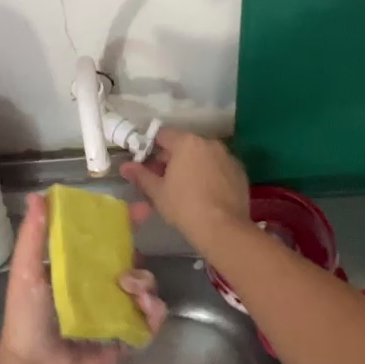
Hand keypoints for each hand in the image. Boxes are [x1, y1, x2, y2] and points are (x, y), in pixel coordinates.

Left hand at [0, 192, 167, 363]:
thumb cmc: (28, 318)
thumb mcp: (26, 272)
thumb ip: (34, 236)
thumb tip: (38, 195)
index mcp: (76, 268)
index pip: (104, 239)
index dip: (122, 223)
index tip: (140, 210)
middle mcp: (98, 286)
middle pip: (130, 260)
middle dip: (137, 254)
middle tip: (132, 258)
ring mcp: (115, 311)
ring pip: (144, 285)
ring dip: (144, 281)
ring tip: (129, 288)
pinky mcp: (127, 336)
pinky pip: (151, 318)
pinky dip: (154, 310)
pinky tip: (144, 307)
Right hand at [120, 127, 250, 250]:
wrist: (223, 229)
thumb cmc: (184, 207)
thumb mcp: (158, 192)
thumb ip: (141, 176)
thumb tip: (125, 166)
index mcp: (186, 142)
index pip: (163, 135)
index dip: (153, 148)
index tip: (149, 166)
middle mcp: (208, 143)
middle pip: (184, 144)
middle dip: (173, 159)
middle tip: (164, 181)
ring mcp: (227, 156)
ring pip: (203, 156)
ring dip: (193, 166)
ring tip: (186, 189)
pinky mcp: (239, 171)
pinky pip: (219, 167)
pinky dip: (211, 174)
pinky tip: (206, 194)